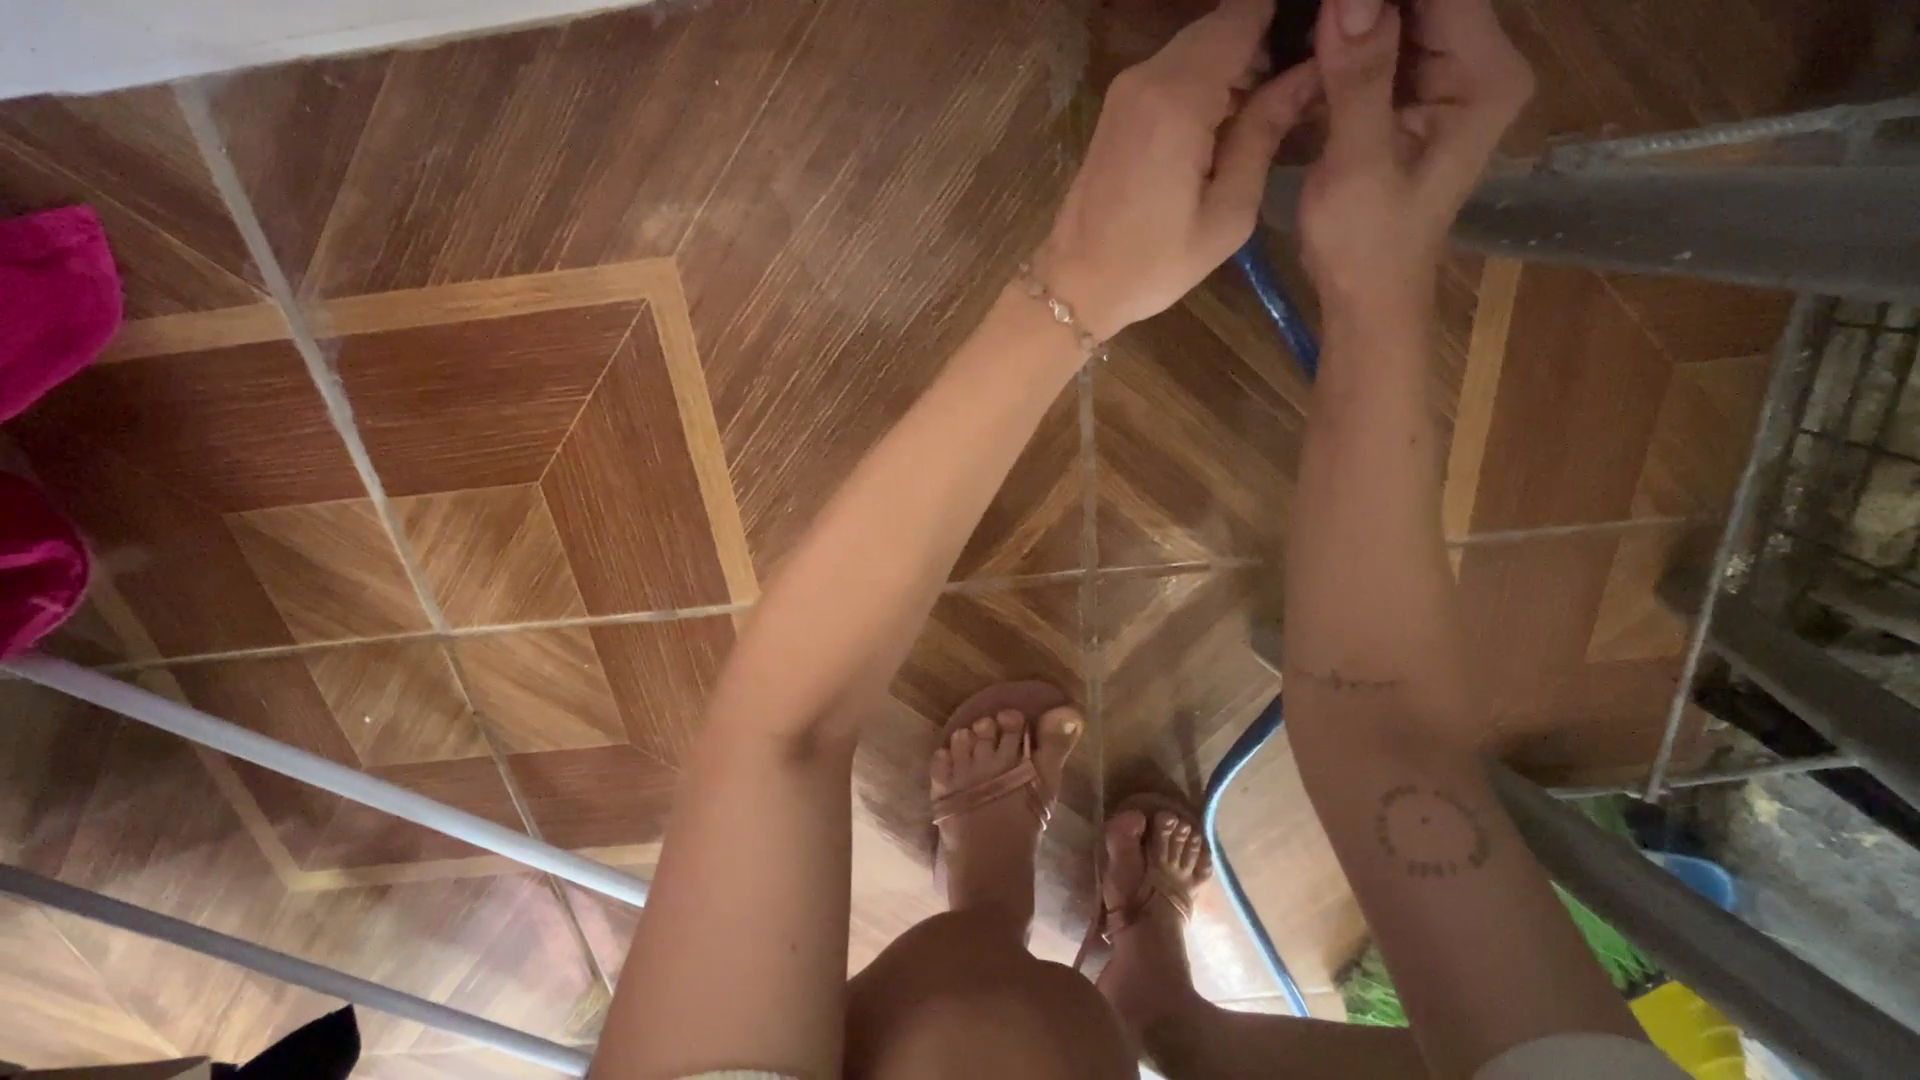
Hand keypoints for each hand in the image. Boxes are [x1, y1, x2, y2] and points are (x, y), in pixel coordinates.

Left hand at [1041, 0, 1319, 340]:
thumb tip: (1309, 73)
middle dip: (1264, 43)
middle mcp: (1147, 77)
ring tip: (1272, 108)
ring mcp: (1126, 89)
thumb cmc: (1155, 263)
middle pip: (1221, 26)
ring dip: (1236, 64)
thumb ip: (1265, 132)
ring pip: (1198, 47)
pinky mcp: (1117, 107)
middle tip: (1299, 88)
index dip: (1282, 21)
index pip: (1244, 14)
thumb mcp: (1228, 212)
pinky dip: (1207, 82)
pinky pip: (1174, 72)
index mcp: (1178, 98)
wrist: (1077, 286)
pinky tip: (1231, 122)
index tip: (1315, 47)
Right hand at [1299, 0, 1532, 314]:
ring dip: (1345, 21)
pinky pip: (1376, 47)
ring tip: (1297, 22)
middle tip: (1298, 13)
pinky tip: (1303, 51)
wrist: (1365, 296)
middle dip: (1358, 5)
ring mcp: (1442, 80)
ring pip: (1393, 17)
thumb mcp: (1359, 163)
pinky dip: (1339, 44)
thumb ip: (1360, 76)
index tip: (1321, 1)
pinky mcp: (1408, 97)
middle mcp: (1475, 64)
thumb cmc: (1367, 244)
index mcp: (1483, 76)